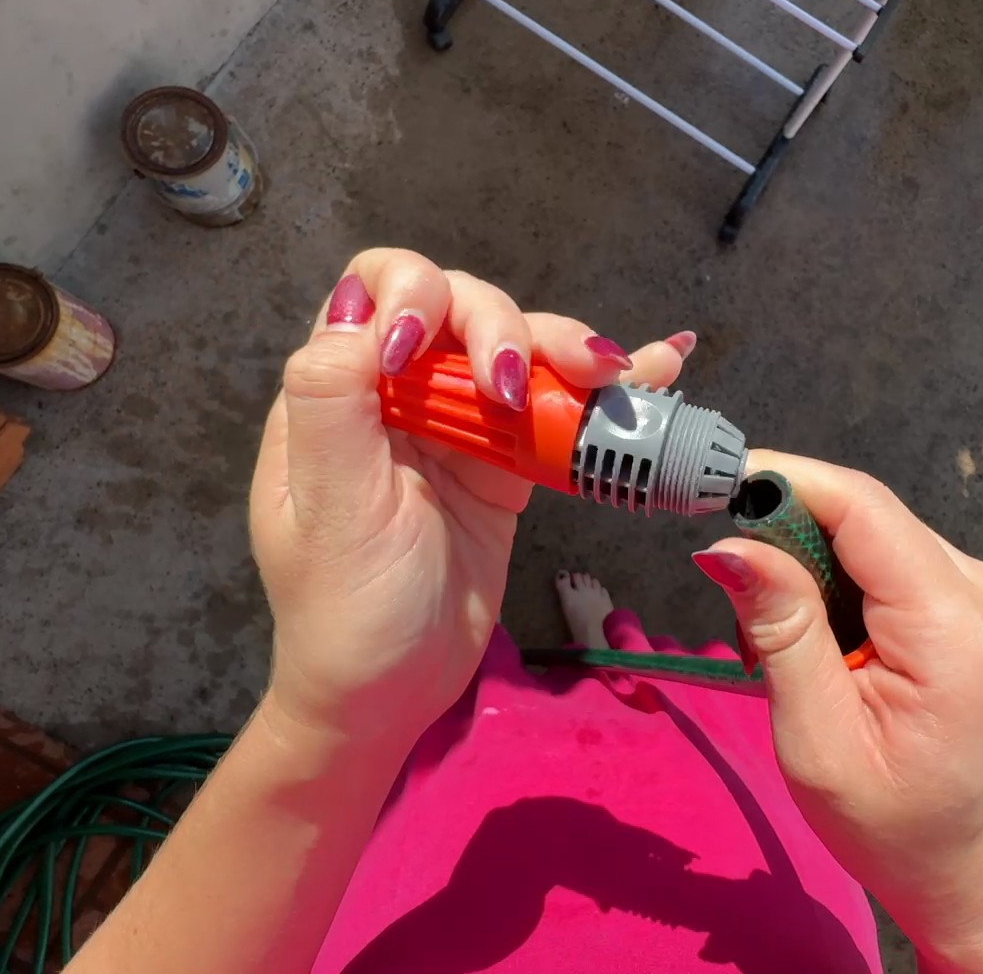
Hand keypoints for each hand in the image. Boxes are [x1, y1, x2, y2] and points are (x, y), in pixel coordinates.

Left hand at [250, 250, 691, 749]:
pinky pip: (558, 408)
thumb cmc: (348, 608)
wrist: (400, 689)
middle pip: (462, 309)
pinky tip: (653, 367)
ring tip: (610, 373)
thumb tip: (365, 311)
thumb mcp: (329, 509)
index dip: (413, 296)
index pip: (376, 293)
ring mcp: (465, 426)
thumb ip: (331, 402)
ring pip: (520, 350)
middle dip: (502, 326)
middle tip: (521, 383)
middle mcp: (404, 393)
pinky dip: (606, 388)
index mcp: (343, 393)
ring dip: (567, 347)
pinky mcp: (512, 461)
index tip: (430, 355)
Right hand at [692, 452, 982, 967]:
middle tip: (735, 588)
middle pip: (864, 514)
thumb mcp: (814, 737)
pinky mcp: (961, 593)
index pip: (865, 510)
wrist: (954, 859)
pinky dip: (829, 572)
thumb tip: (727, 544)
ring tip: (771, 627)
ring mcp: (977, 587)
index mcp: (954, 630)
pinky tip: (811, 626)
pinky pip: (880, 551)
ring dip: (803, 556)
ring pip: (866, 528)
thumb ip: (780, 629)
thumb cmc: (884, 818)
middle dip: (785, 530)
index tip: (716, 487)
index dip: (788, 482)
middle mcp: (979, 588)